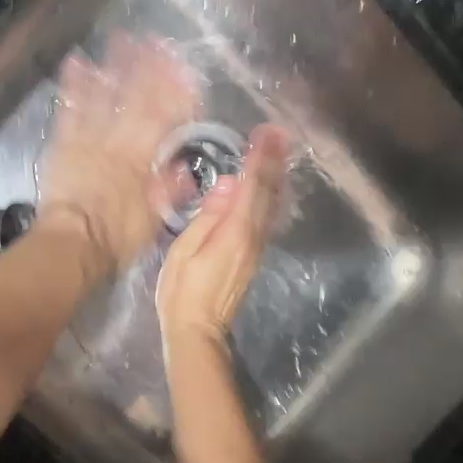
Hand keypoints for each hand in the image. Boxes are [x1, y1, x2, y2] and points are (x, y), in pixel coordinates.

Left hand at [36, 35, 200, 273]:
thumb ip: (169, 190)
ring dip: (116, 66)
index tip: (188, 72)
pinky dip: (74, 85)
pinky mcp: (63, 145)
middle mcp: (119, 143)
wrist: (72, 246)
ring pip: (106, 96)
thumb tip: (184, 168)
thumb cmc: (115, 240)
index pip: (166, 119)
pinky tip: (77, 61)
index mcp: (144, 161)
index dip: (179, 93)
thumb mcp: (153, 220)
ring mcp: (89, 140)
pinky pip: (70, 109)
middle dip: (151, 68)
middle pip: (138, 99)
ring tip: (124, 38)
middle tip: (160, 41)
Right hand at [156, 124, 291, 348]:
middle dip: (275, 161)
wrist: (198, 329)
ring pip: (272, 205)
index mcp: (236, 230)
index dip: (260, 157)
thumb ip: (208, 216)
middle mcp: (254, 236)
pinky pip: (267, 217)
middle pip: (268, 192)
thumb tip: (227, 184)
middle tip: (280, 133)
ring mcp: (257, 248)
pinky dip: (271, 196)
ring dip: (277, 177)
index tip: (265, 133)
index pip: (252, 185)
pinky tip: (270, 188)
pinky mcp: (253, 257)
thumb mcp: (185, 250)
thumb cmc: (182, 291)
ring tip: (280, 153)